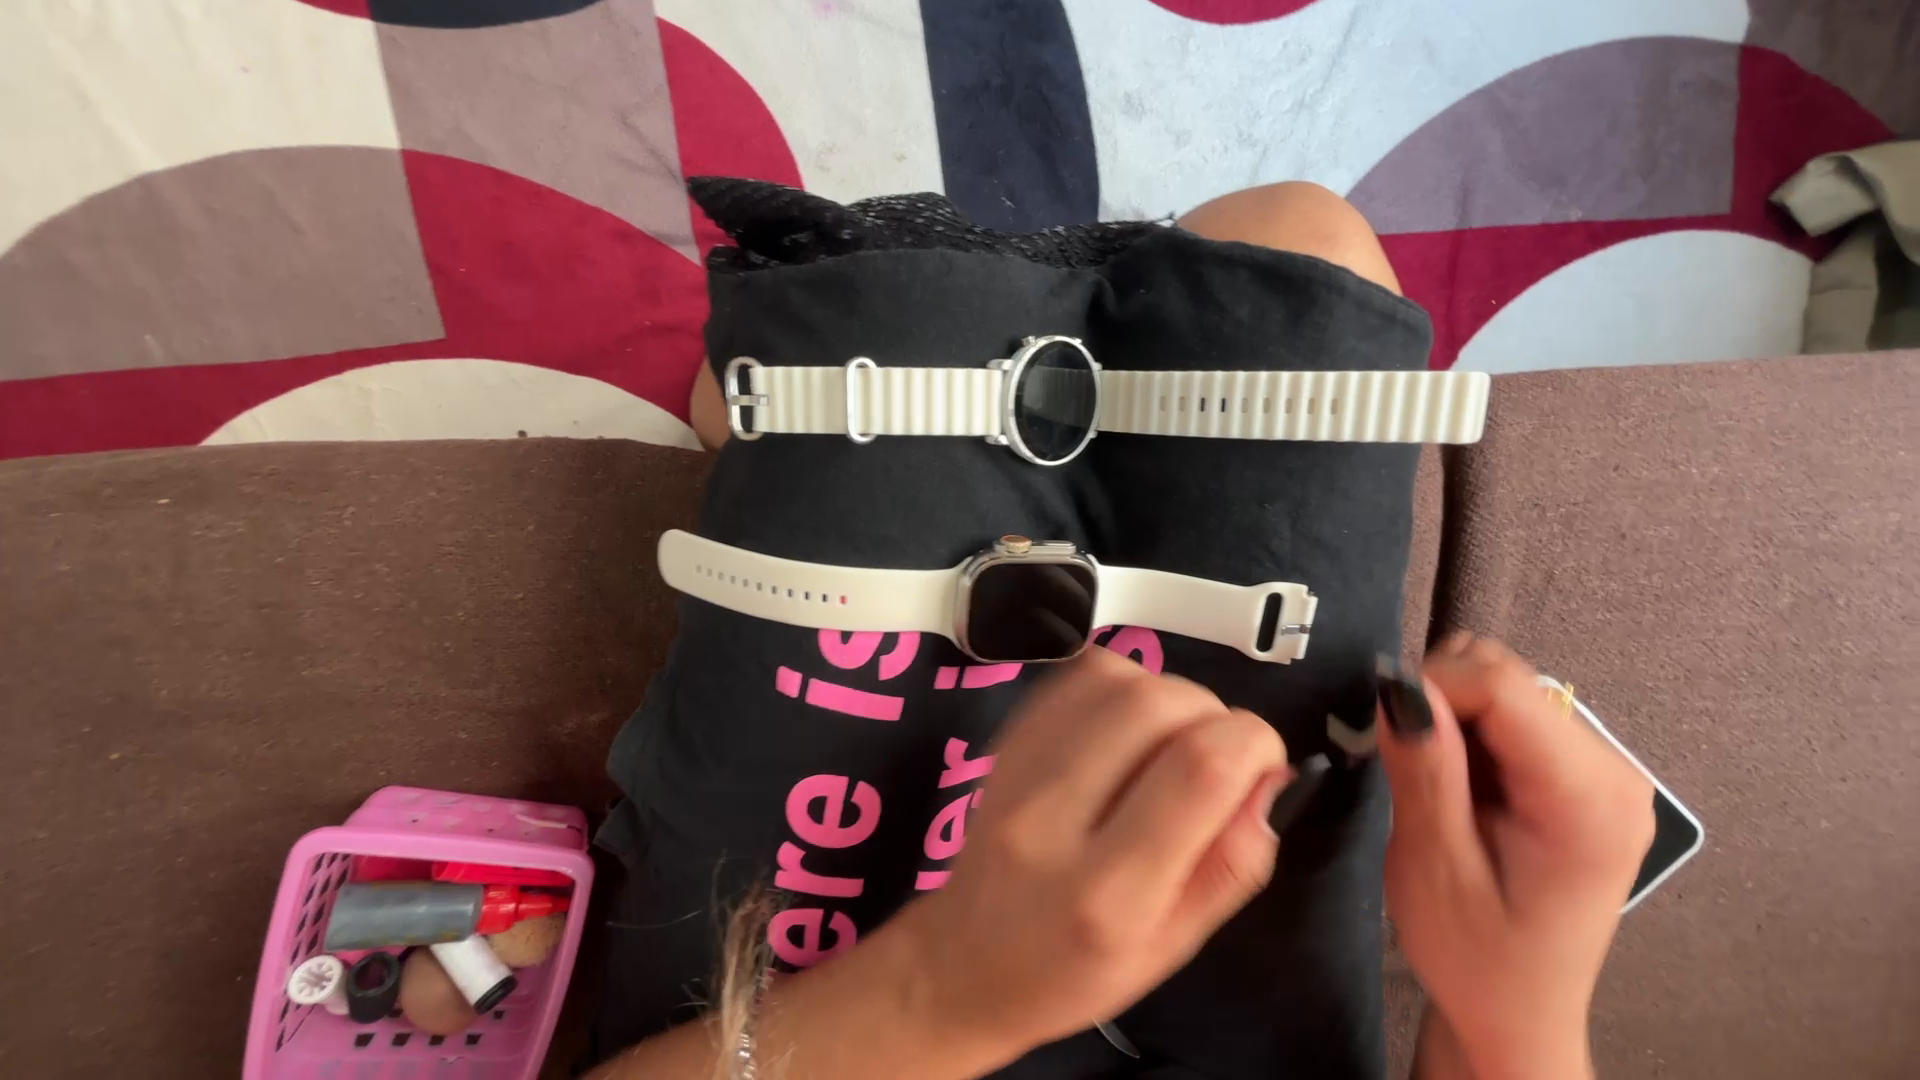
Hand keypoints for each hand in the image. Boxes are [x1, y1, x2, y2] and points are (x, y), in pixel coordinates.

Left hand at [895, 647, 1298, 1062]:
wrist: (966, 960)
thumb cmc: (1077, 970)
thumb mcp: (1174, 945)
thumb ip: (1232, 862)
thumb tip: (1269, 776)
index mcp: (1108, 891)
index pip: (1197, 769)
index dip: (1253, 742)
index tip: (1265, 762)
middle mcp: (1053, 816)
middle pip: (1152, 704)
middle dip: (1212, 711)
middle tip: (1218, 750)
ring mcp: (1017, 768)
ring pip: (1111, 676)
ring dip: (1166, 692)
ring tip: (1171, 738)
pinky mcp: (1004, 740)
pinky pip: (1073, 675)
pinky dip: (1121, 684)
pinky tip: (1128, 726)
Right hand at [1377, 636, 1654, 1079]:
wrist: (1516, 1010)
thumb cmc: (1473, 953)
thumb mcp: (1433, 865)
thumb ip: (1425, 769)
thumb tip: (1399, 687)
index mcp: (1587, 799)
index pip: (1502, 686)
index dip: (1429, 690)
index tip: (1386, 733)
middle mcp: (1612, 770)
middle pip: (1505, 677)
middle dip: (1437, 700)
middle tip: (1405, 761)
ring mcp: (1600, 769)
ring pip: (1502, 683)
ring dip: (1448, 712)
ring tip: (1433, 776)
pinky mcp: (1577, 772)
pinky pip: (1507, 709)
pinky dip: (1463, 725)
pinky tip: (1455, 776)